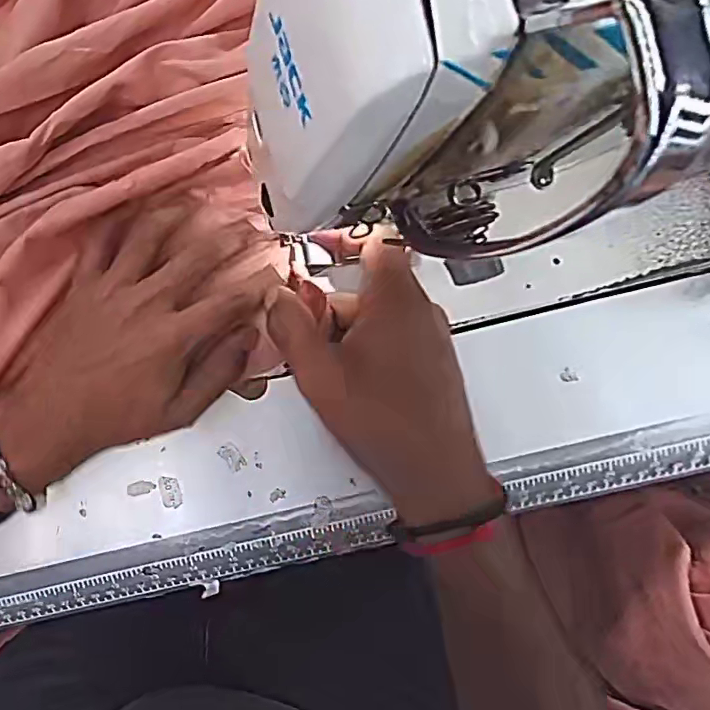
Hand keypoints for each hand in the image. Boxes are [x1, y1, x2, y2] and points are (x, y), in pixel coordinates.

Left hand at [0, 204, 275, 491]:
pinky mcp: (84, 285)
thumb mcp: (178, 411)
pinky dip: (117, 221)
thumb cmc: (112, 417)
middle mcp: (146, 303)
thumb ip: (218, 374)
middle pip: (198, 255)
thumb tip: (246, 341)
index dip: (257, 283)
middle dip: (231, 236)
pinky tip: (132, 212)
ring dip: (177, 213)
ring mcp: (112, 288)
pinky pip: (101, 241)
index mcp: (173, 336)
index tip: (270, 273)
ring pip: (150, 234)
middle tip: (247, 225)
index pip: (228, 300)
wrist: (52, 414)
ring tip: (195, 202)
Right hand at [266, 237, 501, 527]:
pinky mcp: (430, 358)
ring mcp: (430, 336)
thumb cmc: (388, 425)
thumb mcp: (318, 373)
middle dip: (329, 303)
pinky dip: (364, 343)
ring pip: (377, 312)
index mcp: (395, 302)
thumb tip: (276, 297)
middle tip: (303, 329)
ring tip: (325, 365)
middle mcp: (420, 312)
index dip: (342, 239)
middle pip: (366, 285)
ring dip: (344, 327)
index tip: (317, 247)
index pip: (376, 242)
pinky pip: (392, 333)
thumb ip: (291, 327)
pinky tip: (347, 378)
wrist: (433, 470)